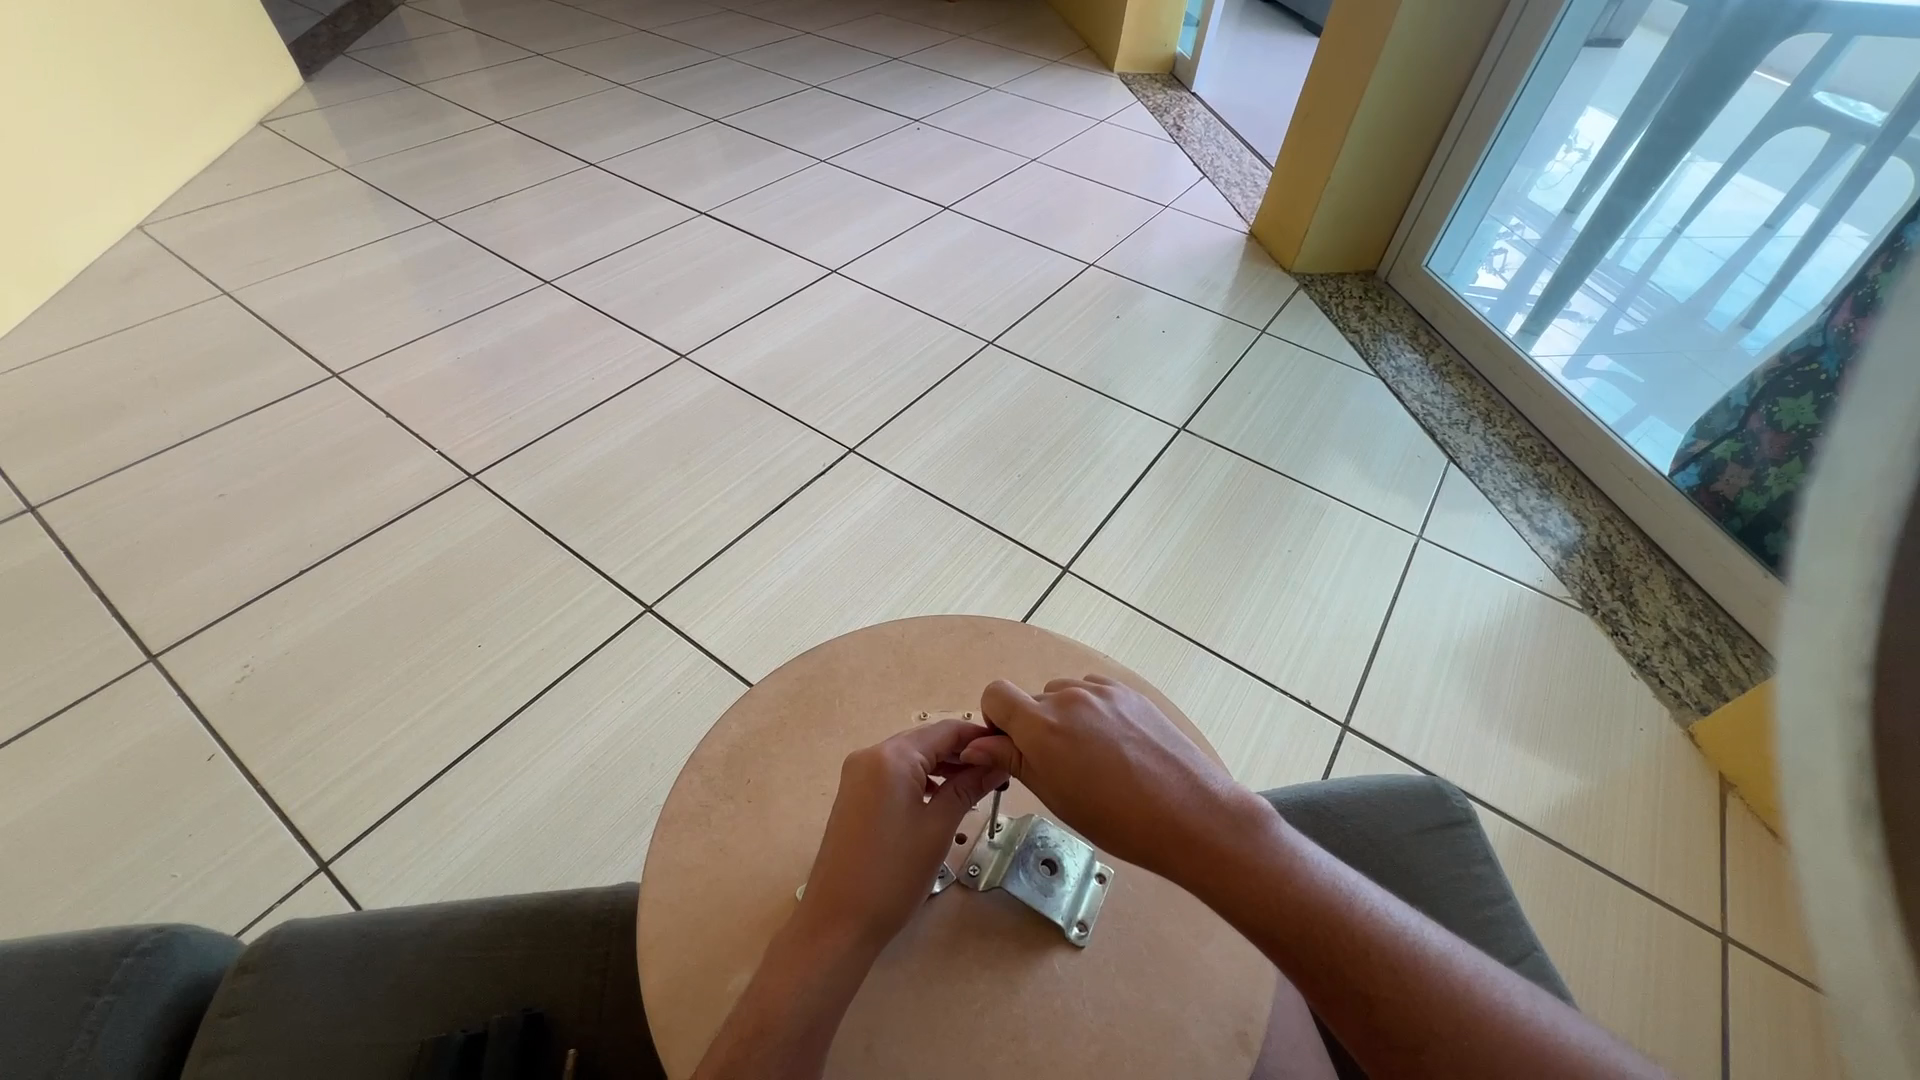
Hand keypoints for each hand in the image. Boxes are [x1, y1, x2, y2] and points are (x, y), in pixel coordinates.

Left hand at [797, 719, 1008, 952]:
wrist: (837, 921)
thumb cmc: (893, 875)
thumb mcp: (938, 828)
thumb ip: (968, 788)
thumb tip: (997, 765)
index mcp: (892, 757)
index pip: (945, 730)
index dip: (979, 737)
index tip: (1009, 749)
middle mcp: (870, 755)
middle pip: (925, 740)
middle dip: (961, 753)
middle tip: (997, 772)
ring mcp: (857, 775)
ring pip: (910, 757)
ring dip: (942, 767)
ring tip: (975, 787)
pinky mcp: (854, 795)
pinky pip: (894, 774)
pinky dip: (920, 780)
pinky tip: (941, 799)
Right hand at [960, 675, 1268, 882]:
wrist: (1191, 814)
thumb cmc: (1118, 820)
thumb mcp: (1055, 797)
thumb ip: (1012, 761)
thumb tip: (976, 746)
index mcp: (1042, 726)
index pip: (995, 694)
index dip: (996, 721)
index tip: (1011, 749)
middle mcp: (1068, 698)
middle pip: (1032, 700)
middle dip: (1034, 728)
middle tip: (1060, 767)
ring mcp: (1103, 692)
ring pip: (1064, 696)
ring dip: (1065, 719)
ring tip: (1093, 759)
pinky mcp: (1130, 692)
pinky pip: (1094, 693)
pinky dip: (1093, 713)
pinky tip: (1115, 746)